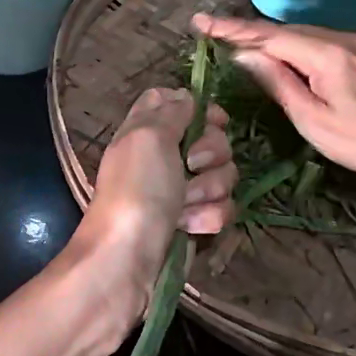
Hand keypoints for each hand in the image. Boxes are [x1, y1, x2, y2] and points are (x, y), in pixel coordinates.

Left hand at [85, 87, 236, 251]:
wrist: (130, 257)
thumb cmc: (137, 190)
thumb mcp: (148, 137)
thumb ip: (172, 111)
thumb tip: (188, 98)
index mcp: (148, 130)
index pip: (178, 102)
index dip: (201, 108)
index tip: (213, 120)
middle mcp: (168, 156)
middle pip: (213, 137)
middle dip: (212, 153)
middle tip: (191, 166)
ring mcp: (184, 189)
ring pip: (225, 174)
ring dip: (209, 190)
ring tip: (184, 205)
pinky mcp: (197, 218)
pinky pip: (223, 207)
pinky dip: (208, 216)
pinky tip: (189, 227)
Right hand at [192, 14, 355, 218]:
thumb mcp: (313, 121)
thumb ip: (278, 82)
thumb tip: (245, 54)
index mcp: (327, 53)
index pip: (269, 34)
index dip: (232, 28)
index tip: (200, 22)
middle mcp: (347, 38)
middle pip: (289, 31)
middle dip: (251, 32)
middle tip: (216, 34)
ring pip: (313, 36)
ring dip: (279, 41)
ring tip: (249, 45)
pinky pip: (334, 45)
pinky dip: (308, 49)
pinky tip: (299, 59)